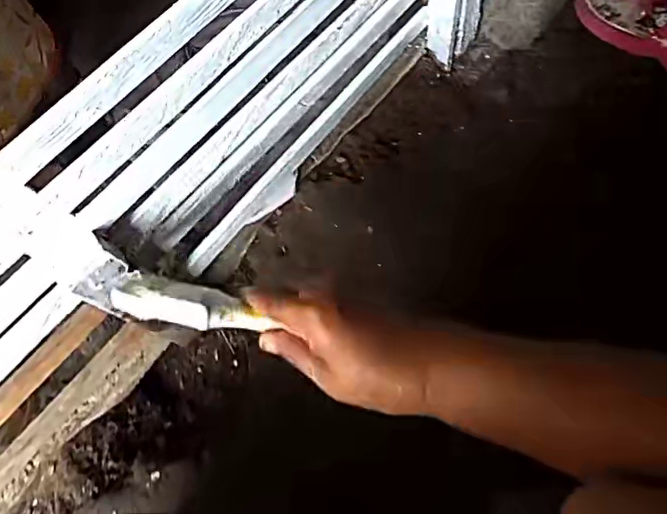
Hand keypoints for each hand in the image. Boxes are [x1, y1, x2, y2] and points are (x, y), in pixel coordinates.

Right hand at [244, 286, 432, 415]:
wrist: (433, 364)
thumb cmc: (379, 378)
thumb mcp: (329, 379)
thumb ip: (292, 353)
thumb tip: (266, 338)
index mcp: (307, 311)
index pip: (264, 298)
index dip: (246, 303)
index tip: (233, 307)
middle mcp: (319, 290)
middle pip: (283, 291)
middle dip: (275, 306)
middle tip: (275, 333)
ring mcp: (338, 287)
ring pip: (304, 291)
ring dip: (298, 307)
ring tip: (307, 339)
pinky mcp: (354, 290)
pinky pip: (322, 294)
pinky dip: (317, 307)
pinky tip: (330, 333)